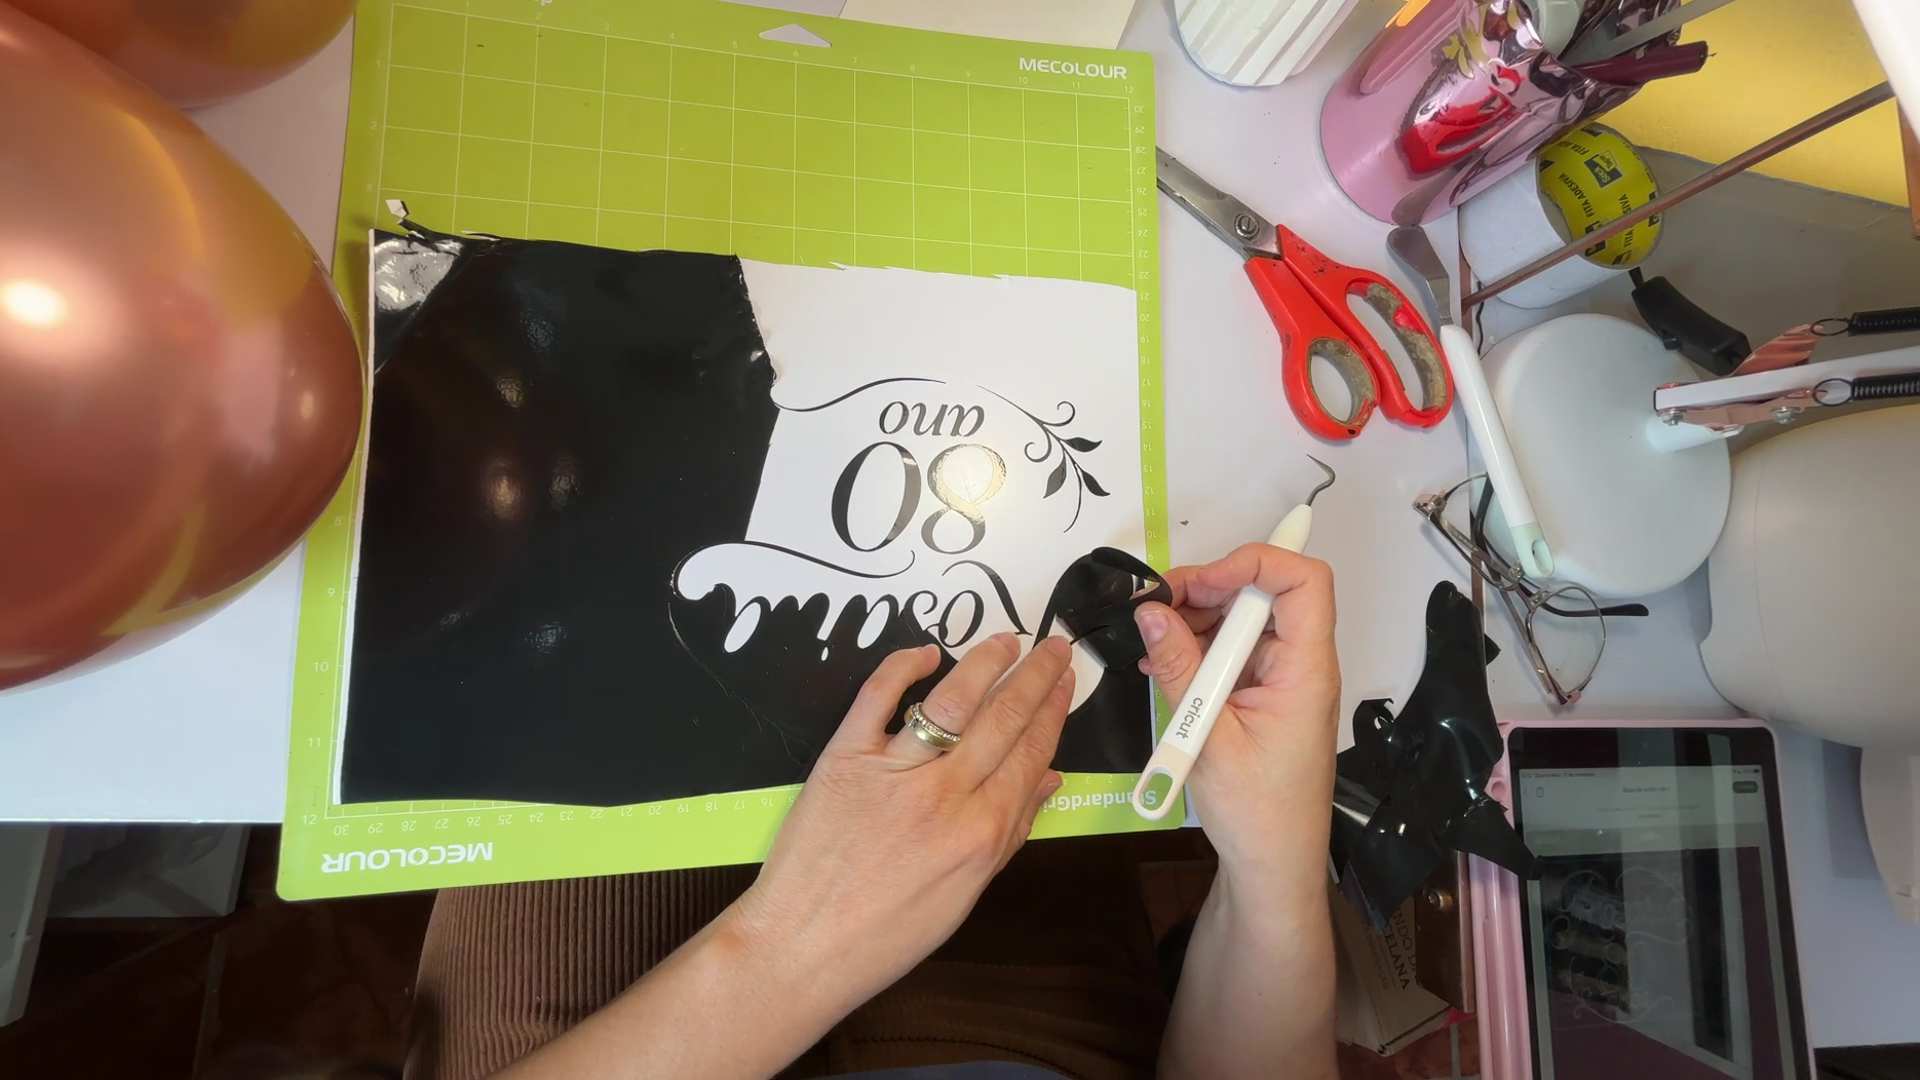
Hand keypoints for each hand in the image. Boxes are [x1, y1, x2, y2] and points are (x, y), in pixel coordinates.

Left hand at [725, 633, 1073, 1016]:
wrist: (802, 947)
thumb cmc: (889, 932)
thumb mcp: (966, 893)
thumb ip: (1012, 831)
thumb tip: (1049, 779)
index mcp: (982, 832)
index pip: (1030, 753)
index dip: (1052, 711)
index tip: (1064, 682)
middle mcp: (945, 795)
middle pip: (1002, 719)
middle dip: (1035, 676)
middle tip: (1053, 646)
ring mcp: (894, 771)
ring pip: (952, 701)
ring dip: (985, 663)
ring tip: (1007, 639)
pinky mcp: (845, 756)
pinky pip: (877, 698)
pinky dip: (902, 667)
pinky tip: (927, 653)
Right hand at [1134, 544, 1339, 885]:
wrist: (1271, 864)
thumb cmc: (1254, 812)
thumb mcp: (1207, 737)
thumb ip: (1178, 668)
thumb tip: (1151, 610)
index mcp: (1304, 672)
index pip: (1304, 583)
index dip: (1255, 564)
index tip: (1200, 582)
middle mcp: (1296, 663)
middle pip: (1263, 592)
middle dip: (1206, 587)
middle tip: (1154, 608)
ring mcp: (1275, 675)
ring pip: (1239, 616)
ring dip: (1191, 616)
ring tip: (1150, 638)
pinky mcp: (1255, 689)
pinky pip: (1225, 647)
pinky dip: (1190, 644)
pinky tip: (1159, 660)